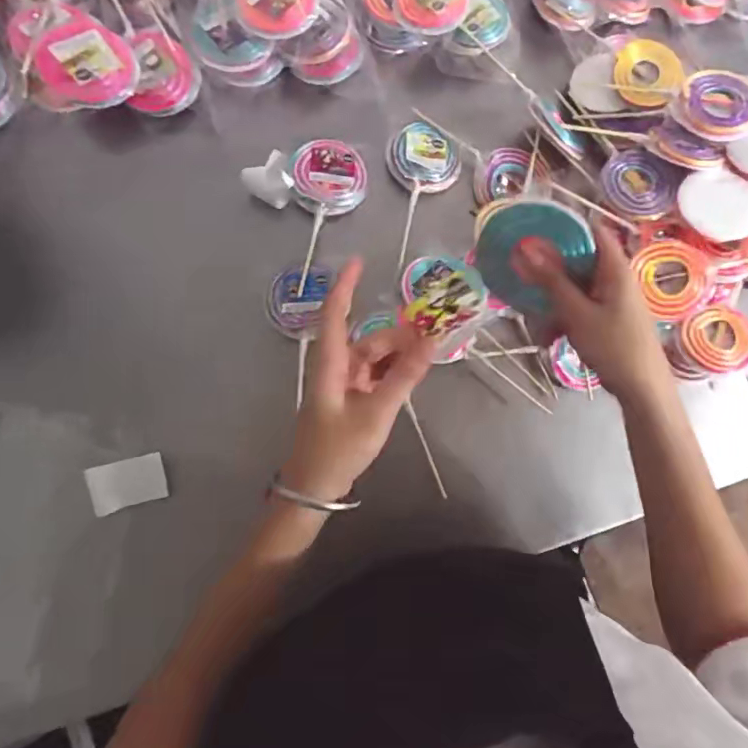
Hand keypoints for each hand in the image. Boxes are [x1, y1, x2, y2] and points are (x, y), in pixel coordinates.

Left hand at [282, 258, 437, 500]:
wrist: (314, 487)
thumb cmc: (338, 449)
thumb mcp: (378, 413)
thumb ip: (405, 376)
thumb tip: (432, 340)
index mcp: (330, 365)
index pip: (335, 314)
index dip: (345, 286)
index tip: (358, 261)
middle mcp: (334, 367)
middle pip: (366, 339)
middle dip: (397, 335)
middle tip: (433, 334)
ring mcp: (340, 384)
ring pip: (373, 358)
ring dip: (398, 356)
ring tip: (428, 357)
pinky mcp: (347, 399)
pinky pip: (373, 375)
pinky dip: (391, 373)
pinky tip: (412, 376)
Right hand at [516, 225, 671, 404]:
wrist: (642, 388)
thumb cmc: (613, 346)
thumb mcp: (576, 313)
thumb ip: (551, 280)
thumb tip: (526, 248)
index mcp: (614, 267)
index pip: (591, 229)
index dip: (564, 225)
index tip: (534, 232)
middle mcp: (616, 277)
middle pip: (580, 259)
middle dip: (551, 271)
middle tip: (524, 280)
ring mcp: (614, 298)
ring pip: (577, 286)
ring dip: (555, 301)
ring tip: (539, 323)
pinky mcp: (610, 317)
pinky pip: (583, 306)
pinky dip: (566, 316)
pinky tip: (551, 337)